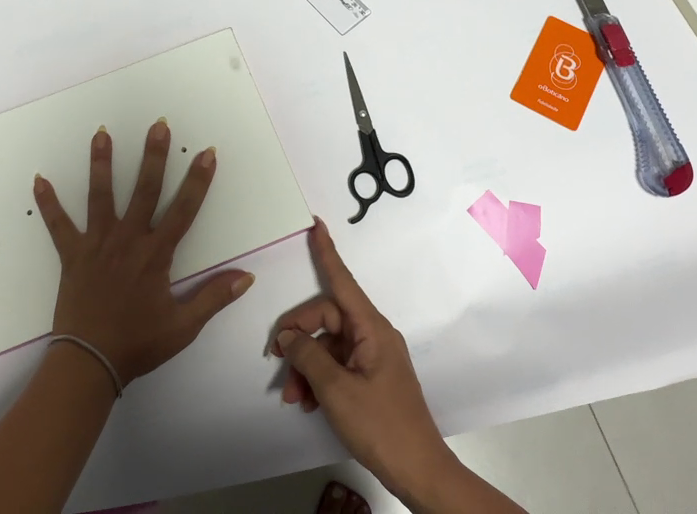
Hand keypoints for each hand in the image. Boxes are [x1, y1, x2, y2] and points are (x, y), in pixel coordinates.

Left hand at [34, 120, 254, 385]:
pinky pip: (58, 225)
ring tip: (101, 133)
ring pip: (100, 196)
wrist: (90, 362)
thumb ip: (214, 298)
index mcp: (156, 255)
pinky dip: (48, 203)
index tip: (207, 152)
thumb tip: (246, 277)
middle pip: (144, 190)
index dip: (198, 181)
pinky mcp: (72, 255)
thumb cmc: (138, 343)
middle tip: (158, 125)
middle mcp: (128, 240)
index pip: (184, 210)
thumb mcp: (183, 326)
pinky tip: (38, 179)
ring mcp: (97, 244)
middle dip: (154, 156)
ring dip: (102, 163)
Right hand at [269, 218, 453, 496]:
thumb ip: (307, 356)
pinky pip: (336, 365)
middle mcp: (373, 335)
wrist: (419, 471)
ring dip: (306, 367)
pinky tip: (306, 402)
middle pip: (326, 319)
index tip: (316, 224)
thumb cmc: (381, 425)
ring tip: (292, 396)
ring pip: (328, 346)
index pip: (342, 282)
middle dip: (299, 339)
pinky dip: (318, 379)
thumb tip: (288, 336)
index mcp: (372, 328)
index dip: (326, 253)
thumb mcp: (336, 390)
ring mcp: (373, 358)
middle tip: (277, 363)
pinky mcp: (371, 379)